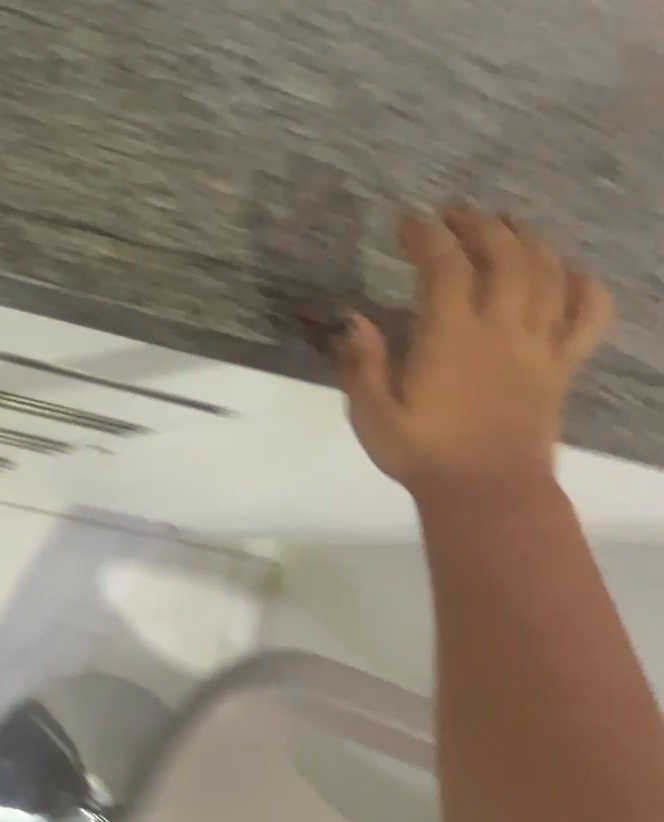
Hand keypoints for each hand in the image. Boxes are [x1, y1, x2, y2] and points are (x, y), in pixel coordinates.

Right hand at [336, 205, 614, 502]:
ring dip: (527, 242)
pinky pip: (588, 313)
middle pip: (505, 258)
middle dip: (480, 227)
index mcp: (452, 338)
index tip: (406, 224)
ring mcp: (540, 344)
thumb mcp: (371, 412)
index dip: (428, 238)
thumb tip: (352, 319)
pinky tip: (567, 274)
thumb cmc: (419, 451)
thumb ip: (363, 363)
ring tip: (506, 228)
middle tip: (455, 214)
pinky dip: (582, 283)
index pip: (445, 269)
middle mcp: (503, 329)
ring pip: (548, 274)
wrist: (486, 488)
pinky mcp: (561, 364)